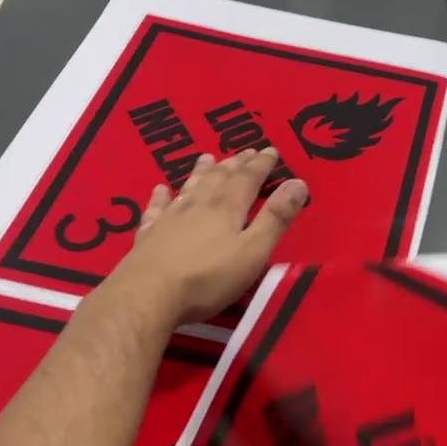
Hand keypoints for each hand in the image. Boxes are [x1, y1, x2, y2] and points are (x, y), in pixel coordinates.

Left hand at [108, 148, 308, 323]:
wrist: (148, 295)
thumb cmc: (208, 278)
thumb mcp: (253, 251)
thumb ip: (276, 218)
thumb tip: (298, 182)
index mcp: (228, 207)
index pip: (248, 178)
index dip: (262, 164)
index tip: (271, 150)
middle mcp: (199, 204)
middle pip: (220, 177)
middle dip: (236, 163)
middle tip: (246, 151)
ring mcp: (170, 218)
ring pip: (190, 187)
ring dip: (201, 171)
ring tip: (208, 157)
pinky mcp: (149, 235)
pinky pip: (156, 208)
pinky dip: (160, 196)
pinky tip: (160, 189)